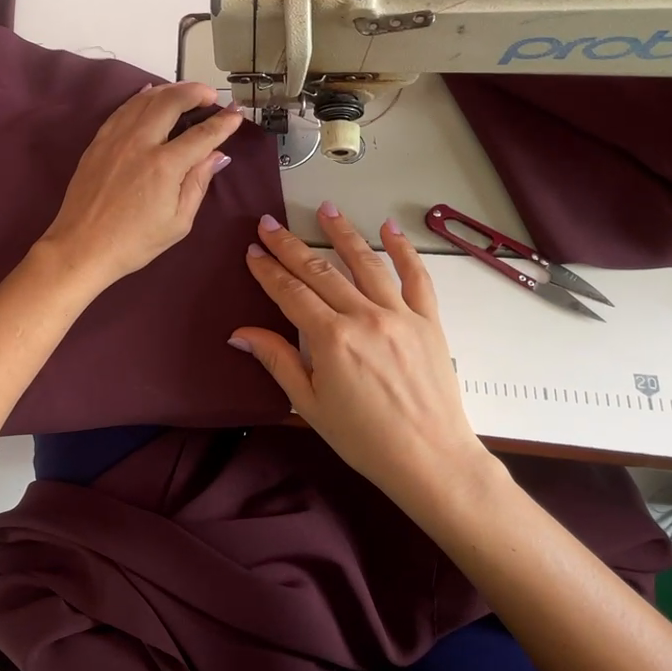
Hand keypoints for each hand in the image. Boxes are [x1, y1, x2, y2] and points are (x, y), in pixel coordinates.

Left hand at [37, 82, 242, 286]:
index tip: (237, 113)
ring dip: (169, 90)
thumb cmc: (134, 241)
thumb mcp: (178, 221)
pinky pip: (123, 109)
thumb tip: (217, 155)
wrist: (82, 245)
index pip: (202, 134)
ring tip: (186, 92)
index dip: (224, 122)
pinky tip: (150, 93)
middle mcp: (140, 143)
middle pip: (171, 101)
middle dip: (196, 92)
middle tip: (211, 95)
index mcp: (164, 165)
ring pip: (145, 99)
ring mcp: (115, 138)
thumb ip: (198, 183)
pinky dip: (140, 97)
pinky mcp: (98, 141)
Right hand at [231, 204, 491, 500]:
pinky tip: (389, 229)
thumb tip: (239, 334)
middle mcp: (364, 317)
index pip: (289, 292)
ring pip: (365, 263)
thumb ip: (276, 360)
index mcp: (330, 338)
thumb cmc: (364, 439)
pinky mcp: (429, 322)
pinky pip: (417, 278)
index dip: (268, 270)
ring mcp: (400, 316)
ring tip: (325, 208)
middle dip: (290, 245)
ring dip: (342, 233)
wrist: (432, 462)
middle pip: (319, 271)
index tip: (252, 250)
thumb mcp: (309, 404)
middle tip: (269, 222)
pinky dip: (404, 251)